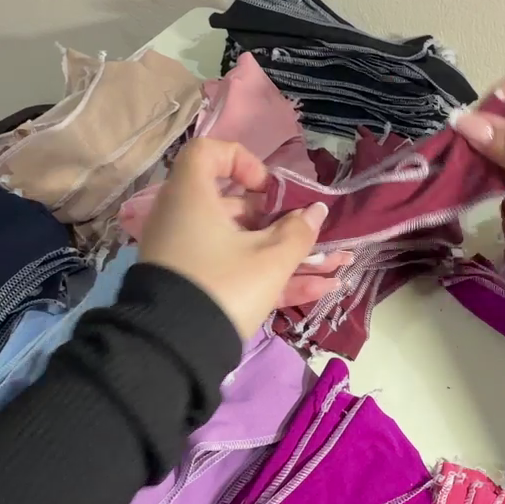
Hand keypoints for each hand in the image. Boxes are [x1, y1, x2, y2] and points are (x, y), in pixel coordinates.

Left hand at [137, 138, 327, 337]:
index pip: (209, 153)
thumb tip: (316, 211)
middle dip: (275, 221)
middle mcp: (182, 219)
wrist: (175, 350)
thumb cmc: (224, 286)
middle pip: (230, 206)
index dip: (242, 162)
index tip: (267, 190)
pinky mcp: (191, 287)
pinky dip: (267, 277)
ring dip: (282, 254)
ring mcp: (185, 256)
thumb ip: (297, 233)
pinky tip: (316, 291)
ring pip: (238, 245)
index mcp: (192, 196)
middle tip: (300, 235)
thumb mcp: (269, 261)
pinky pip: (232, 271)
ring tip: (329, 269)